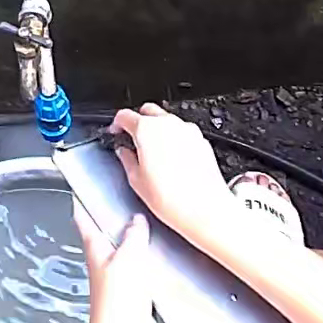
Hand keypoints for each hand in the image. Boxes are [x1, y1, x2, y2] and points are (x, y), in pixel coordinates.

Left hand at [74, 202, 162, 322]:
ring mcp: (117, 279)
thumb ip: (133, 235)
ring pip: (122, 251)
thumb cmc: (117, 303)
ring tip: (144, 223)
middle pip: (102, 233)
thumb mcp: (129, 257)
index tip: (82, 185)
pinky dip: (146, 261)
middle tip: (120, 199)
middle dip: (110, 217)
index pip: (83, 216)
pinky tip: (157, 258)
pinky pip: (139, 270)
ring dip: (131, 239)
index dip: (81, 199)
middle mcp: (103, 262)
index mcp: (94, 247)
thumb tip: (136, 219)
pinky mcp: (133, 295)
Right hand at [110, 103, 235, 240]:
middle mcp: (168, 124)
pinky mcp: (201, 141)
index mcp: (146, 130)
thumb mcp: (136, 180)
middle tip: (133, 138)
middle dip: (137, 121)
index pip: (124, 115)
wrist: (206, 211)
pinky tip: (172, 159)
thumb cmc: (173, 199)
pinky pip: (183, 132)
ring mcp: (187, 131)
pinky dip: (174, 139)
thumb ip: (126, 159)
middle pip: (147, 111)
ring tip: (153, 152)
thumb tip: (124, 152)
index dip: (116, 123)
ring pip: (166, 120)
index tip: (116, 132)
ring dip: (157, 129)